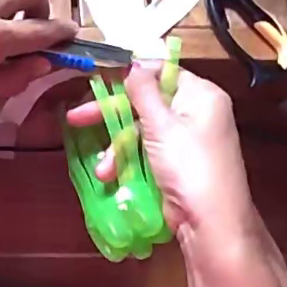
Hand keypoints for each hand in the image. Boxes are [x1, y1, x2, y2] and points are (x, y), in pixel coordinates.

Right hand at [66, 64, 286, 286]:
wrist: (210, 223)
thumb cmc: (189, 167)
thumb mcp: (162, 125)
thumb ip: (143, 92)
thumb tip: (132, 64)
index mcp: (201, 95)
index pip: (161, 71)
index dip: (129, 76)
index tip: (98, 81)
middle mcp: (194, 112)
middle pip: (144, 101)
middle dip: (110, 114)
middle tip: (76, 116)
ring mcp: (184, 139)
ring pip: (139, 128)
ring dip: (116, 145)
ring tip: (102, 167)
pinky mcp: (173, 161)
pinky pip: (143, 149)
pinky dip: (126, 159)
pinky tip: (110, 174)